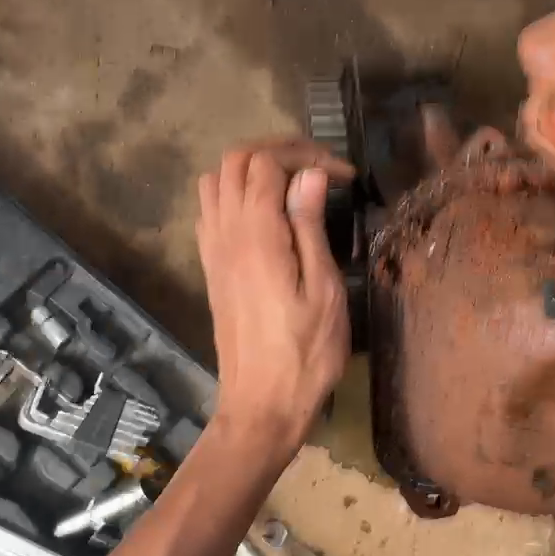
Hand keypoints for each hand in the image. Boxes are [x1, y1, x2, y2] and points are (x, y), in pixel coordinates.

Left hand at [196, 139, 352, 457]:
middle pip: (235, 160)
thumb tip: (310, 175)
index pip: (268, 164)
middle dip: (278, 150)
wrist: (262, 405)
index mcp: (257, 236)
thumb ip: (310, 227)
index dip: (307, 156)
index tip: (344, 177)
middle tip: (319, 168)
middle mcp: (226, 234)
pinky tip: (267, 213)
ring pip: (215, 180)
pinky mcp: (211, 267)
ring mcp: (212, 251)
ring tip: (293, 183)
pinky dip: (235, 192)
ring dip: (252, 168)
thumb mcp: (324, 291)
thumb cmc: (306, 354)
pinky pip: (210, 209)